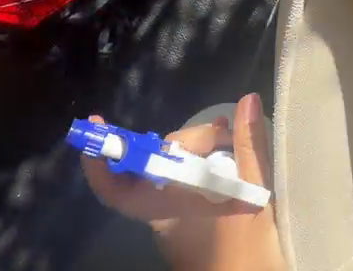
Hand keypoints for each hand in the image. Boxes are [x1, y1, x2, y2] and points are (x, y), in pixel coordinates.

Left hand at [83, 93, 284, 270]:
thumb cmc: (249, 252)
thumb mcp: (255, 194)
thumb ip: (249, 145)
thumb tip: (247, 100)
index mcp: (167, 212)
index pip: (119, 190)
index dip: (102, 162)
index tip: (97, 126)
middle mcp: (163, 216)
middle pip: (159, 165)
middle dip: (188, 140)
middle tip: (224, 129)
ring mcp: (175, 220)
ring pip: (174, 172)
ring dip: (199, 148)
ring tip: (232, 134)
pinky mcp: (189, 223)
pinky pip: (187, 184)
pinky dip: (203, 163)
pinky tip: (230, 151)